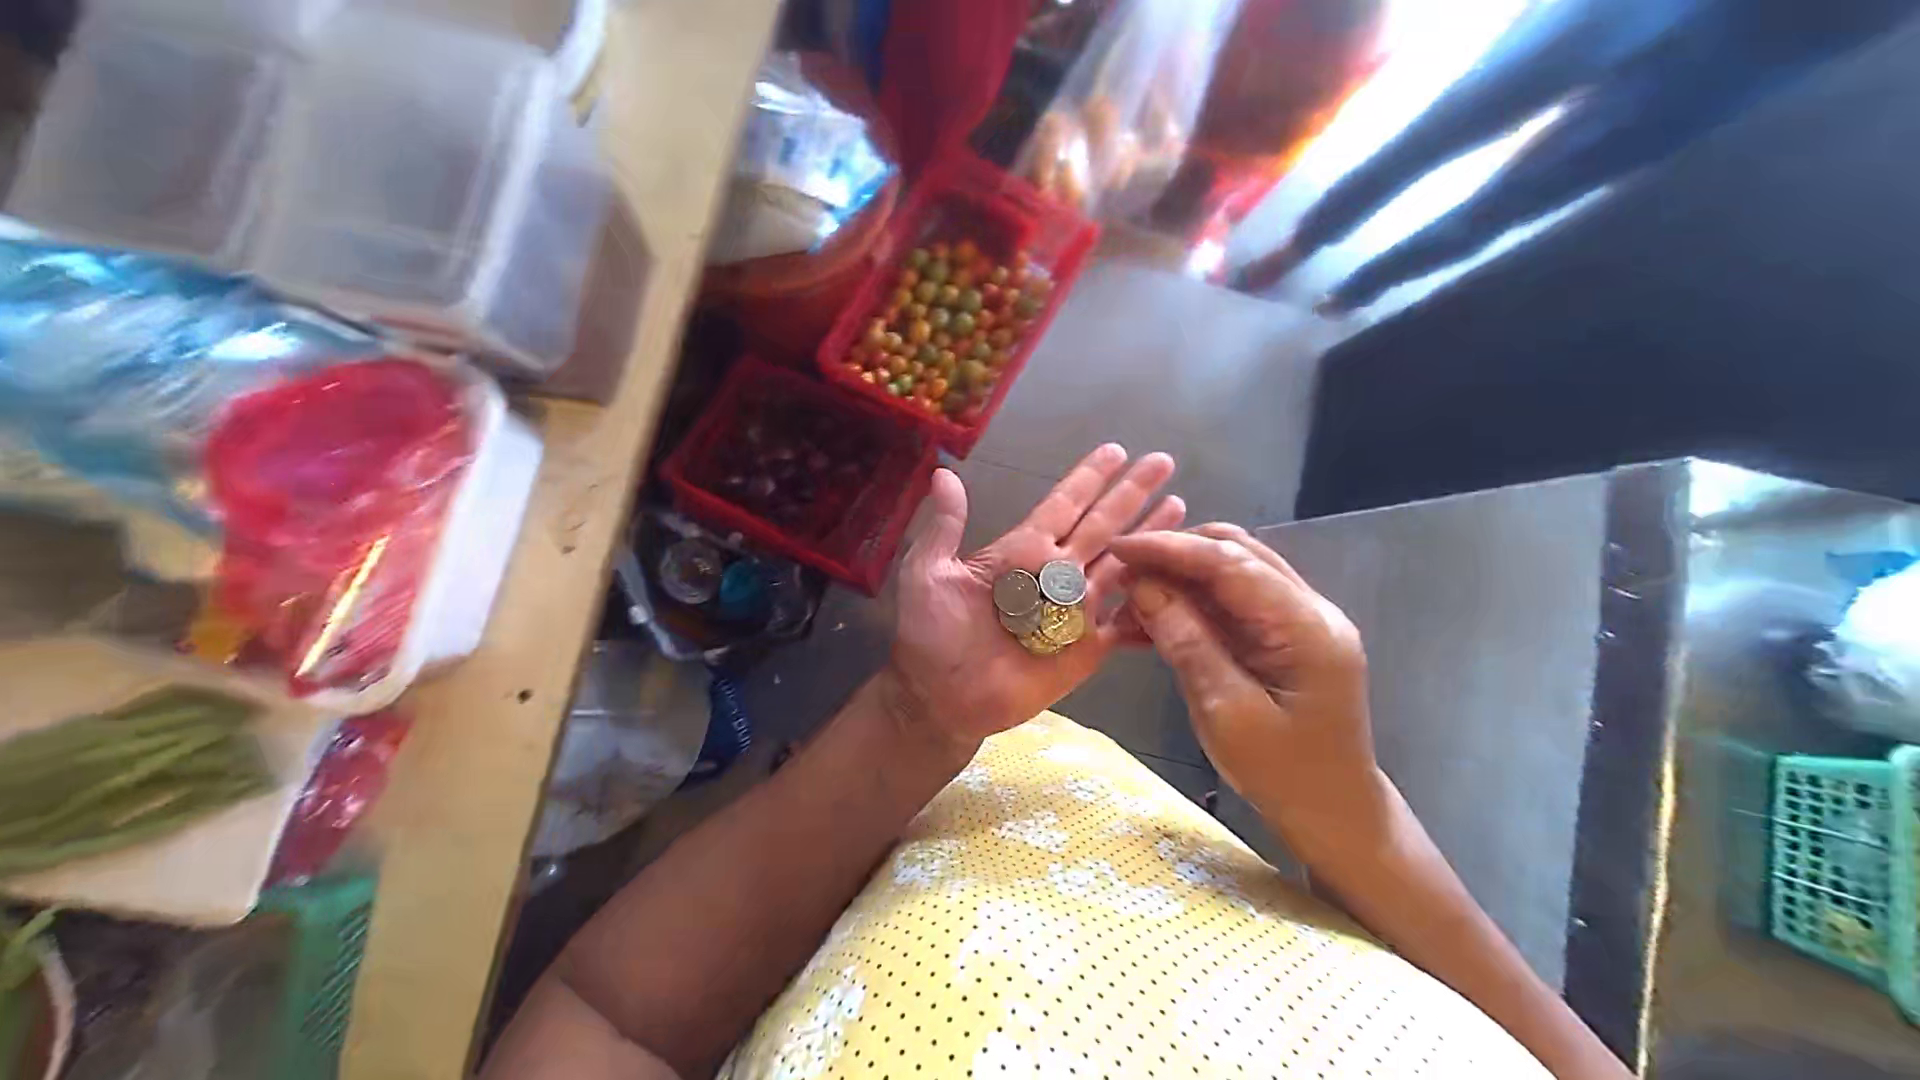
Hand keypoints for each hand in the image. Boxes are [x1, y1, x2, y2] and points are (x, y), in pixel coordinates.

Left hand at [887, 444, 1183, 746]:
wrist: (940, 698)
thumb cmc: (930, 635)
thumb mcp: (928, 573)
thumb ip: (945, 526)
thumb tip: (944, 472)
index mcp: (1021, 550)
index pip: (1063, 504)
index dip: (1088, 478)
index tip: (1115, 451)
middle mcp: (1055, 573)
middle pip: (1102, 524)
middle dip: (1132, 493)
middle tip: (1162, 461)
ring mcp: (1075, 610)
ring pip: (1122, 565)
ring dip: (1150, 536)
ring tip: (1181, 507)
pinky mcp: (1088, 647)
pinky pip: (1127, 623)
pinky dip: (1151, 604)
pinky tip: (1178, 583)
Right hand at [1107, 524, 1379, 837]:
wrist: (1333, 814)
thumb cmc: (1284, 773)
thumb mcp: (1226, 712)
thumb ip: (1187, 642)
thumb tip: (1142, 587)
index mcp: (1305, 626)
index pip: (1231, 561)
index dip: (1170, 548)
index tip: (1117, 548)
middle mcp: (1307, 608)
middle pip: (1234, 552)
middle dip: (1172, 555)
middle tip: (1118, 574)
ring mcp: (1296, 619)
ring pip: (1229, 571)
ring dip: (1176, 578)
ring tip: (1126, 601)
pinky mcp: (1280, 634)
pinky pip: (1228, 602)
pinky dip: (1187, 603)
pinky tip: (1149, 620)